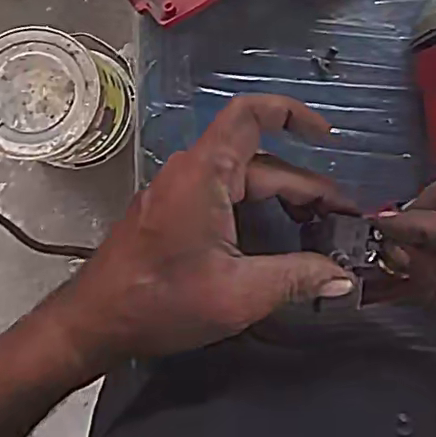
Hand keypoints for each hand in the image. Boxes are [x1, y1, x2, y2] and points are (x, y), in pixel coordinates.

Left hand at [37, 94, 358, 376]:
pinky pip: (228, 195)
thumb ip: (296, 279)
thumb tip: (343, 279)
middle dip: (305, 185)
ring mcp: (182, 190)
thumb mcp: (237, 294)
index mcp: (206, 173)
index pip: (250, 114)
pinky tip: (282, 236)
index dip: (292, 113)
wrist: (92, 323)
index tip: (327, 136)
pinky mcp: (176, 210)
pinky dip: (260, 208)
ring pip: (246, 180)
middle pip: (261, 160)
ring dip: (285, 199)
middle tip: (342, 218)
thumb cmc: (158, 302)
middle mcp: (193, 171)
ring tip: (321, 227)